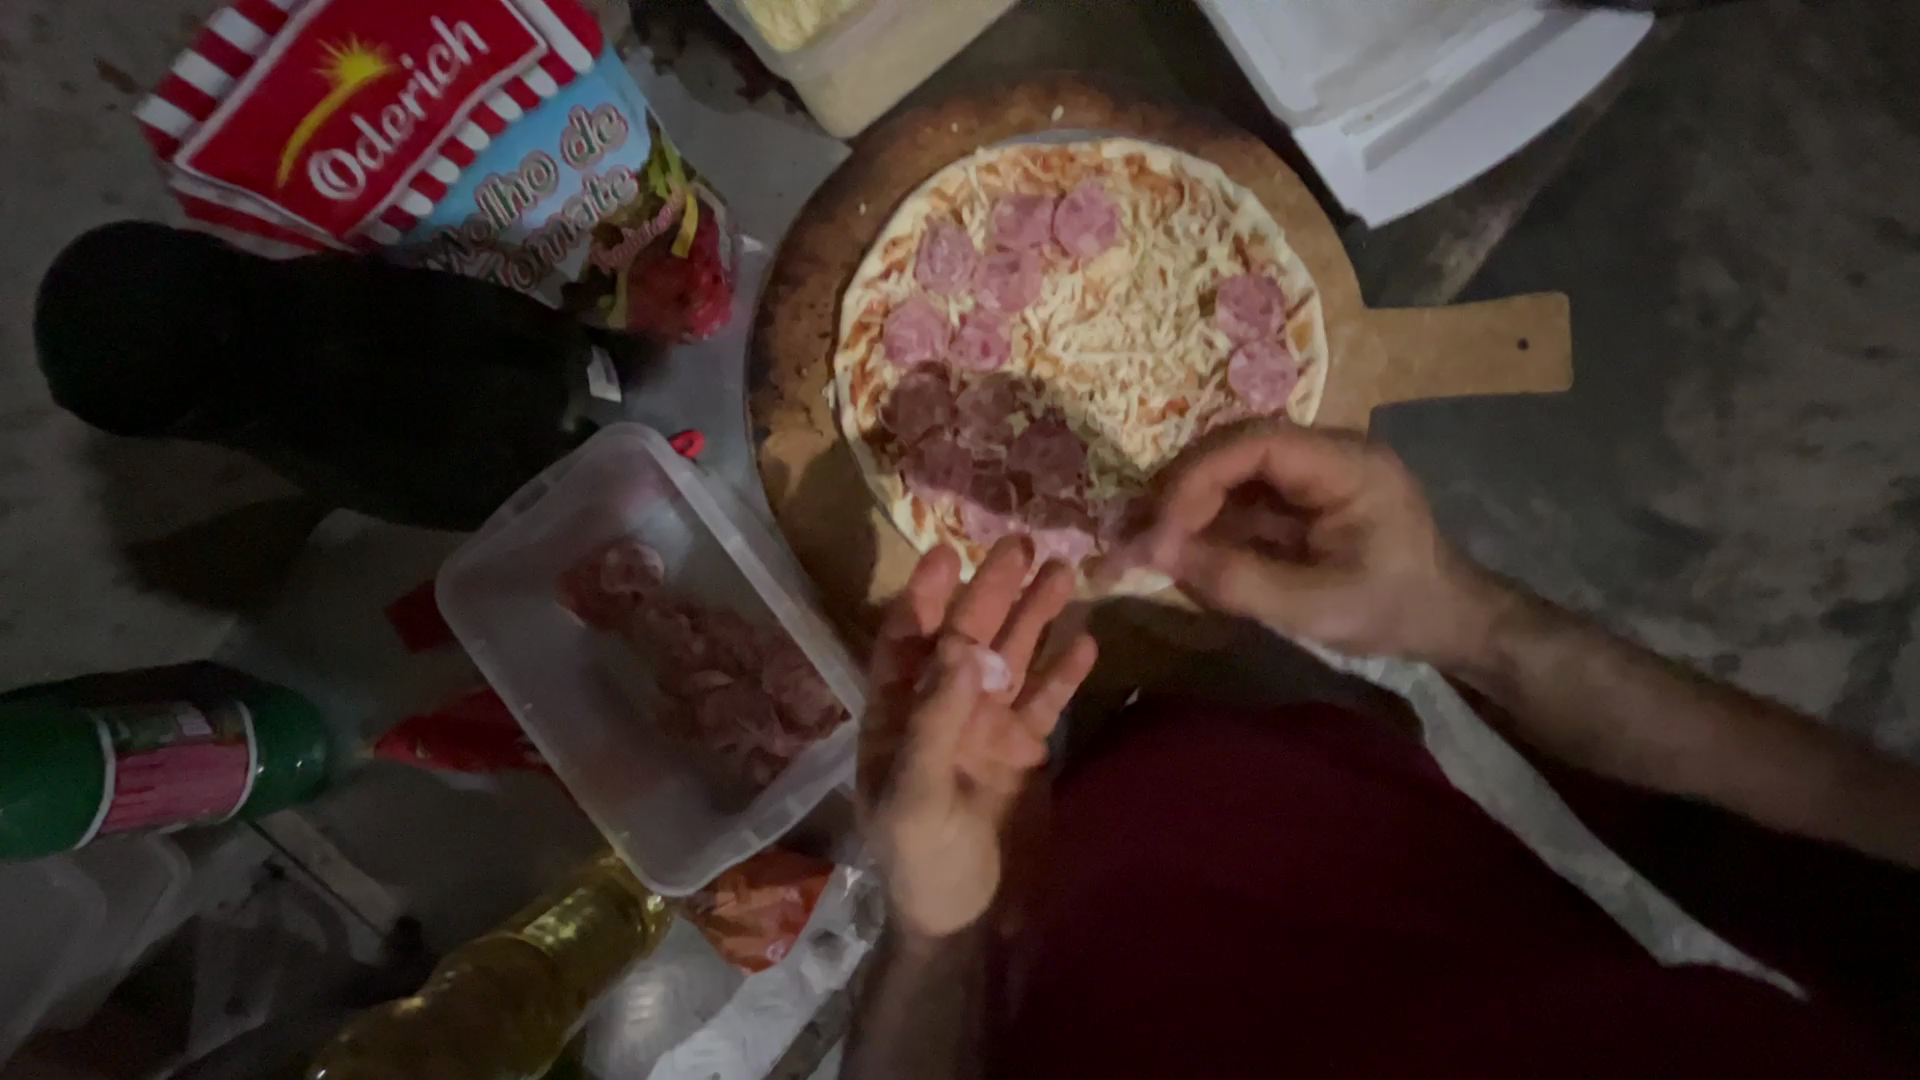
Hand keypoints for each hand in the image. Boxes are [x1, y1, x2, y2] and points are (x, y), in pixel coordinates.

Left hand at [861, 539, 1098, 941]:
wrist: (968, 922)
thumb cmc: (921, 861)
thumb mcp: (914, 794)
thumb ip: (933, 719)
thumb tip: (963, 646)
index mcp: (898, 712)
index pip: (908, 640)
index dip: (927, 596)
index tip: (948, 553)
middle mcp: (943, 706)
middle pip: (969, 636)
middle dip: (992, 591)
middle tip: (1021, 544)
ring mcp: (988, 724)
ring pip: (1013, 658)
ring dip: (1035, 618)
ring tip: (1063, 573)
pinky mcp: (1027, 747)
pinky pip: (1046, 700)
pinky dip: (1064, 673)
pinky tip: (1087, 640)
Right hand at [1136, 421, 1508, 663]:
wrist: (1447, 620)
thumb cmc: (1392, 611)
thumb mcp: (1313, 608)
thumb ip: (1235, 579)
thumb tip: (1155, 554)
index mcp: (1346, 465)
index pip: (1254, 443)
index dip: (1196, 478)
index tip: (1162, 529)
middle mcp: (1326, 451)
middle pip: (1234, 449)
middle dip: (1184, 491)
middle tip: (1148, 538)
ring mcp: (1311, 470)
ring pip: (1229, 469)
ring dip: (1188, 505)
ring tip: (1156, 544)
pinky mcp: (1299, 493)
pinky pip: (1240, 494)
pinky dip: (1206, 520)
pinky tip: (1185, 548)